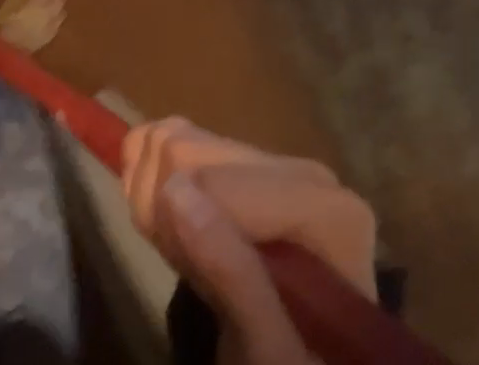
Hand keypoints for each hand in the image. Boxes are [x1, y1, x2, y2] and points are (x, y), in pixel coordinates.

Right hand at [123, 118, 375, 364]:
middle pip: (189, 148)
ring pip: (173, 138)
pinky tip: (178, 221)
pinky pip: (171, 136)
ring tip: (186, 249)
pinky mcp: (244, 163)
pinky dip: (152, 177)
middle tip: (187, 266)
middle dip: (163, 206)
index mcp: (326, 208)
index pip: (211, 181)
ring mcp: (272, 164)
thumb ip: (234, 275)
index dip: (179, 229)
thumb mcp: (272, 350)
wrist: (300, 359)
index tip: (193, 282)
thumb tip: (176, 189)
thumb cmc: (295, 361)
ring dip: (154, 195)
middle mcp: (303, 171)